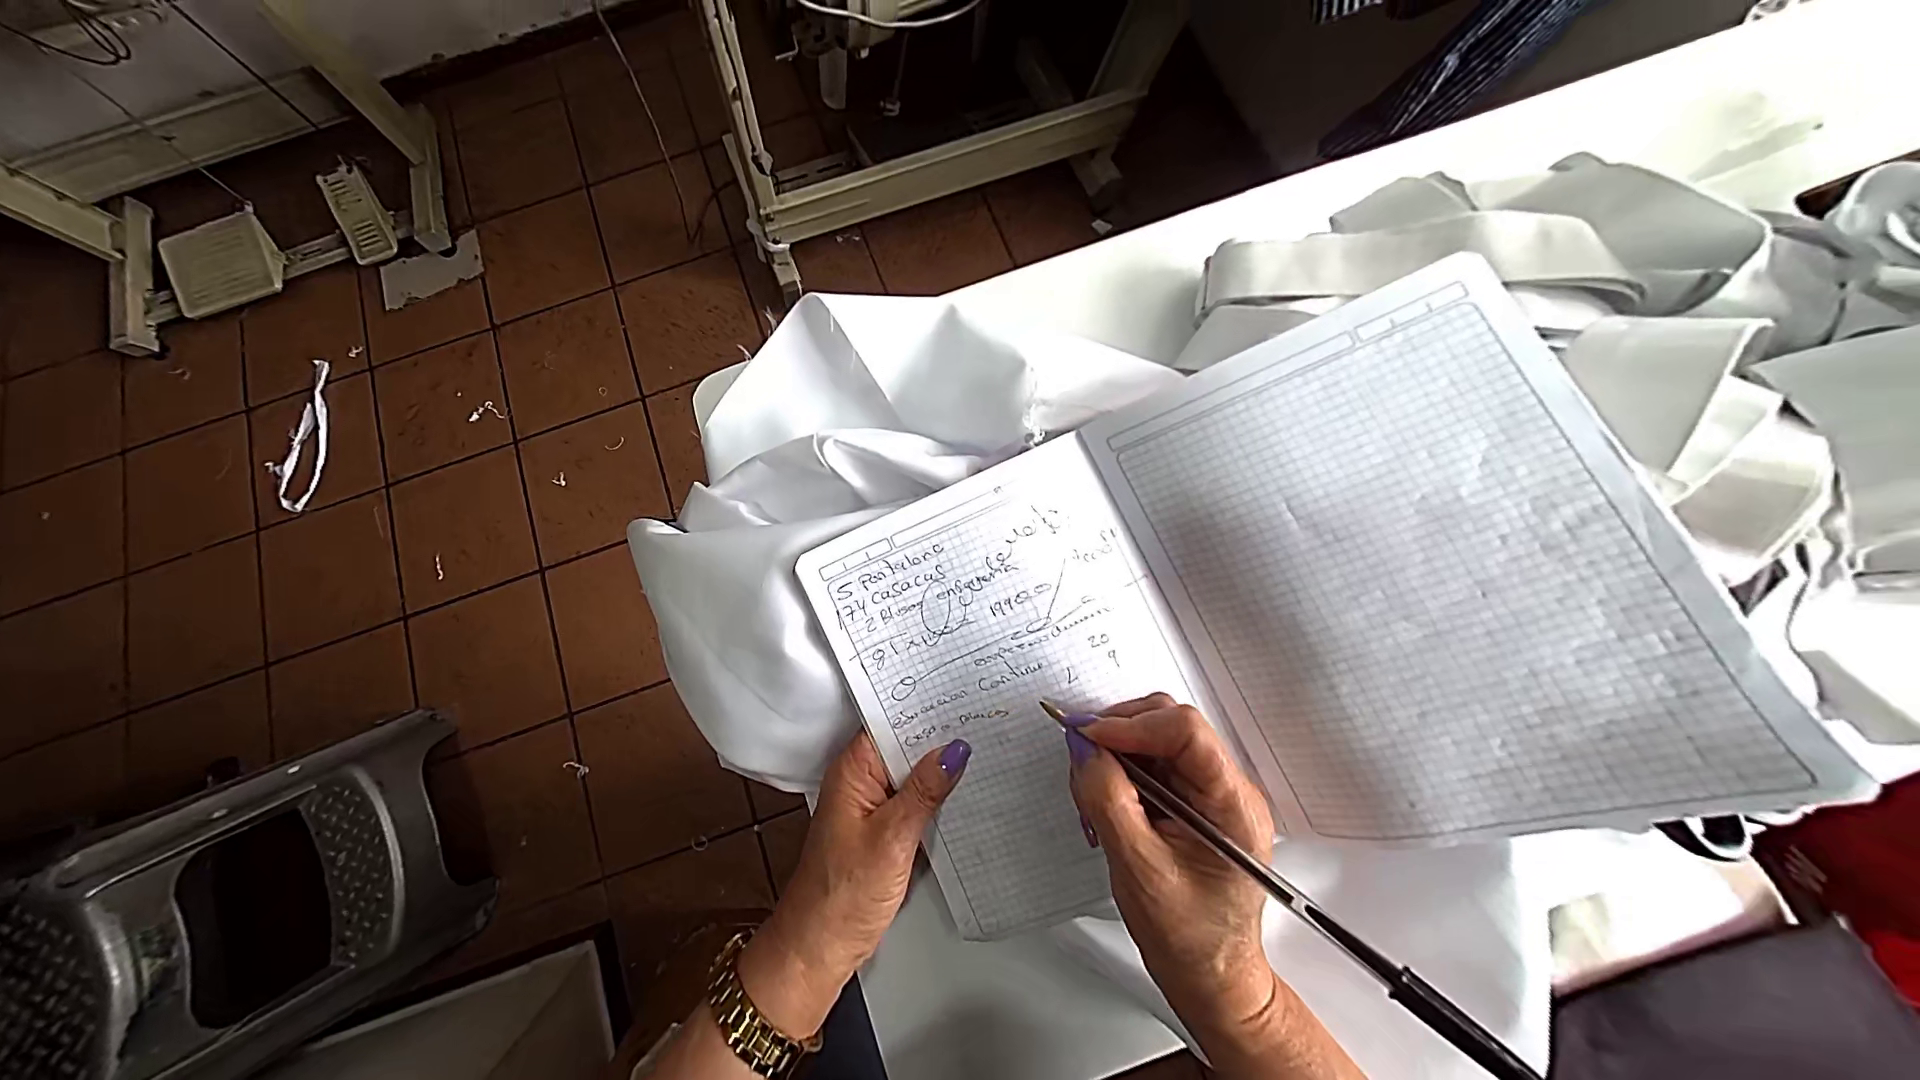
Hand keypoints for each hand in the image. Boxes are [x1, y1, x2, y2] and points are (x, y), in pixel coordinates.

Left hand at [736, 733, 969, 1036]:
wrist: (820, 948)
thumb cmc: (840, 897)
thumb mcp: (892, 838)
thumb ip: (925, 791)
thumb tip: (953, 751)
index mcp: (852, 771)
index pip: (890, 721)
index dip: (923, 708)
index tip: (959, 697)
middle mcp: (860, 781)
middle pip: (904, 744)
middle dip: (938, 737)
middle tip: (980, 721)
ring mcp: (873, 803)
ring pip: (912, 771)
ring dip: (939, 767)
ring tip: (979, 750)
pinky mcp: (884, 826)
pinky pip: (915, 797)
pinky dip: (935, 795)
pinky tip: (961, 791)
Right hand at [1068, 695, 1360, 1078]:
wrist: (1210, 974)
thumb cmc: (1190, 938)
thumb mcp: (1138, 868)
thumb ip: (1107, 799)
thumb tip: (1082, 747)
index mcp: (1232, 804)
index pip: (1185, 731)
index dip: (1131, 725)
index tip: (1088, 737)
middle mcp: (1227, 788)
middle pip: (1168, 723)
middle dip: (1117, 734)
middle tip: (1082, 761)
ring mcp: (1208, 790)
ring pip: (1153, 737)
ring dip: (1114, 753)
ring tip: (1094, 795)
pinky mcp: (1189, 796)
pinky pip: (1149, 759)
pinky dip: (1119, 769)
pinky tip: (1106, 801)